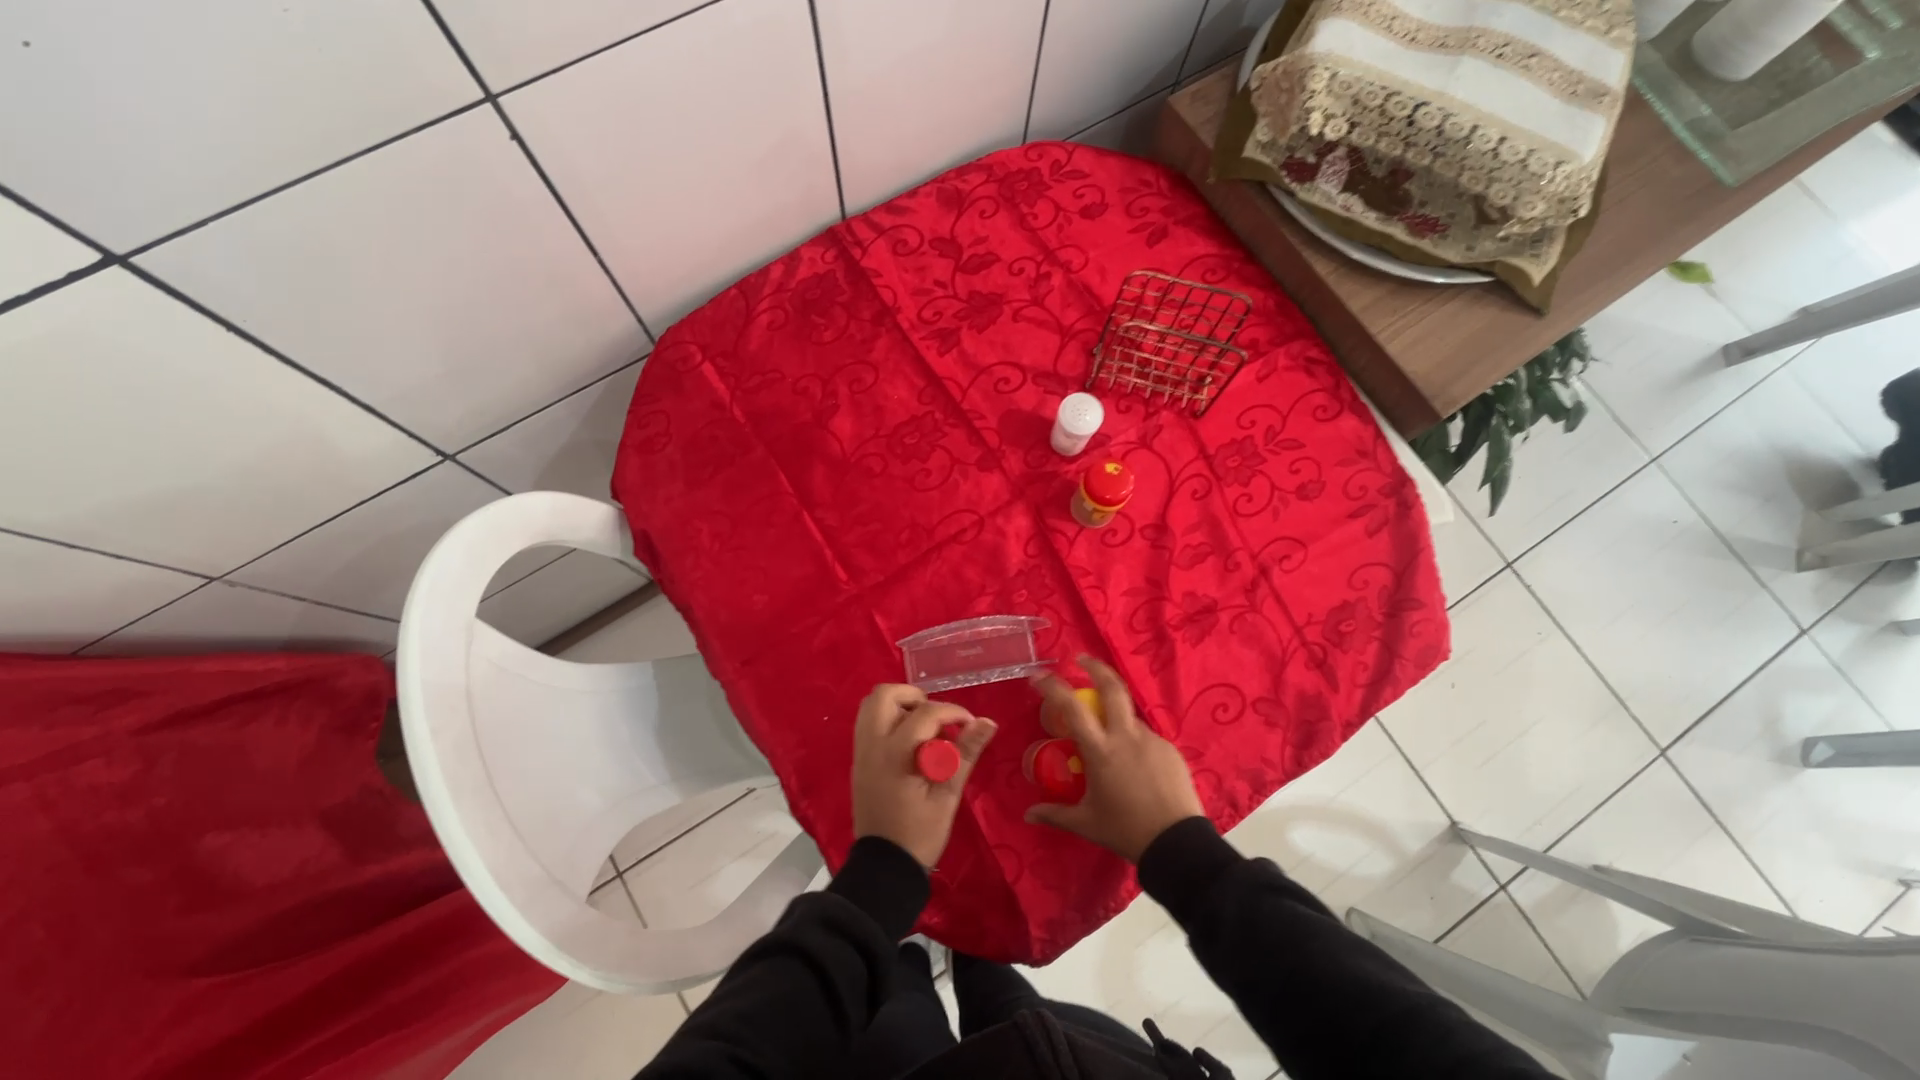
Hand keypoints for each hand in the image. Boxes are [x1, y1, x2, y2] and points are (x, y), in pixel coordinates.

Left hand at [850, 684, 997, 868]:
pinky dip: (889, 720)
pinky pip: (868, 724)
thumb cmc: (919, 835)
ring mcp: (860, 752)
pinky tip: (911, 743)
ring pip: (872, 705)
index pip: (925, 713)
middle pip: (884, 695)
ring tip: (925, 728)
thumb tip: (987, 722)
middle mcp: (871, 745)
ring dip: (900, 706)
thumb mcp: (947, 796)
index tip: (970, 725)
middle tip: (939, 719)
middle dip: (916, 697)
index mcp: (894, 754)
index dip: (953, 712)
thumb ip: (964, 754)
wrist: (883, 867)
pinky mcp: (858, 761)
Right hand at [1024, 656, 1203, 862]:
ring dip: (1115, 716)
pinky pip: (1146, 737)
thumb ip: (1055, 814)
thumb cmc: (1125, 830)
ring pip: (1129, 717)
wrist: (1176, 842)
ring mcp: (1151, 740)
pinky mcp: (1170, 749)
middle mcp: (1126, 737)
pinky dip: (1134, 741)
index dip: (1053, 687)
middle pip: (1112, 688)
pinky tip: (1133, 764)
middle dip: (1095, 668)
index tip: (1039, 676)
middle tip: (1082, 659)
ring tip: (1108, 740)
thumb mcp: (1086, 823)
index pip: (1071, 708)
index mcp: (1100, 750)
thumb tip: (1028, 814)